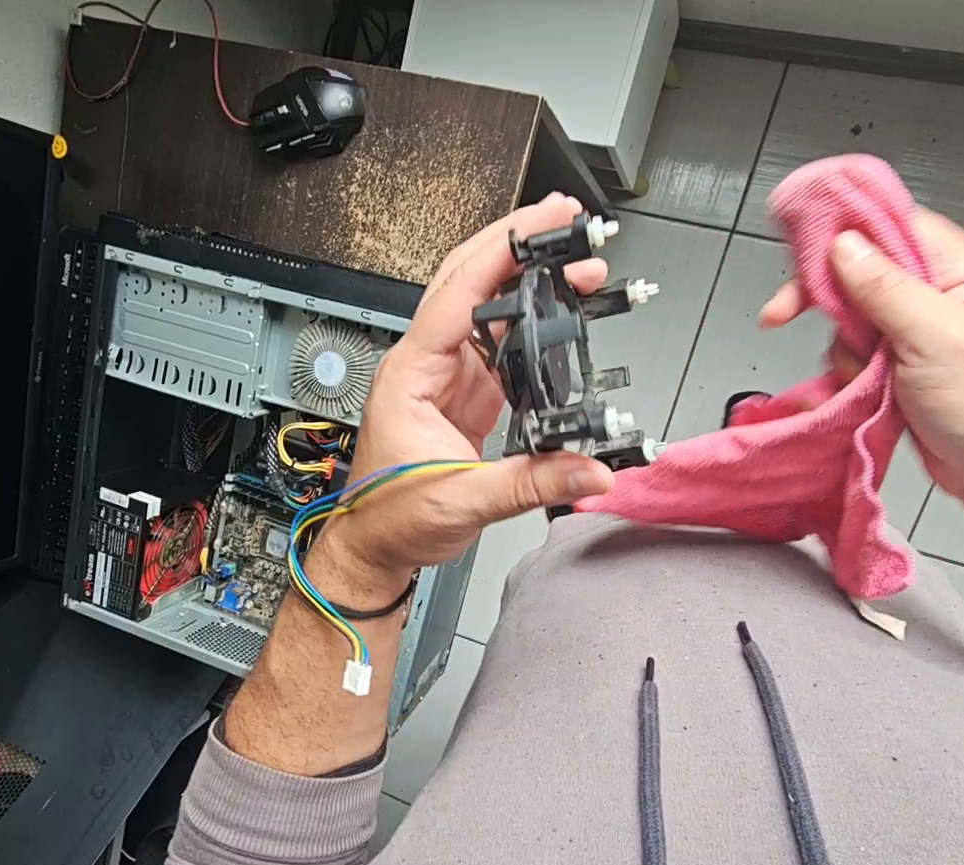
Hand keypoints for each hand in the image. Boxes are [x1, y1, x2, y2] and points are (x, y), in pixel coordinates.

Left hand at [316, 195, 616, 581]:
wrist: (373, 545)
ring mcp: (446, 379)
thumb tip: (590, 469)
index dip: (501, 252)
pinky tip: (558, 319)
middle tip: (564, 220)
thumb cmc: (388, 517)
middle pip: (468, 283)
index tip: (542, 222)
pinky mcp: (464, 398)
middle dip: (516, 245)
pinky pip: (499, 350)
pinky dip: (531, 329)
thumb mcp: (462, 501)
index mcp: (410, 376)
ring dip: (530, 284)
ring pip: (487, 311)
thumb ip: (530, 482)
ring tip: (578, 267)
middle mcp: (425, 367)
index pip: (456, 294)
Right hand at [759, 209, 963, 501]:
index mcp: (963, 274)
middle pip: (862, 278)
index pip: (895, 230)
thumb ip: (886, 289)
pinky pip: (854, 360)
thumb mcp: (937, 336)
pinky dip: (844, 377)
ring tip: (865, 380)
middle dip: (826, 303)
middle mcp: (939, 299)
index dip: (844, 236)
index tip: (798, 254)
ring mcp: (918, 337)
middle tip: (778, 317)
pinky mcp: (900, 371)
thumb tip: (845, 245)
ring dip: (842, 352)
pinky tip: (851, 393)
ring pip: (851, 325)